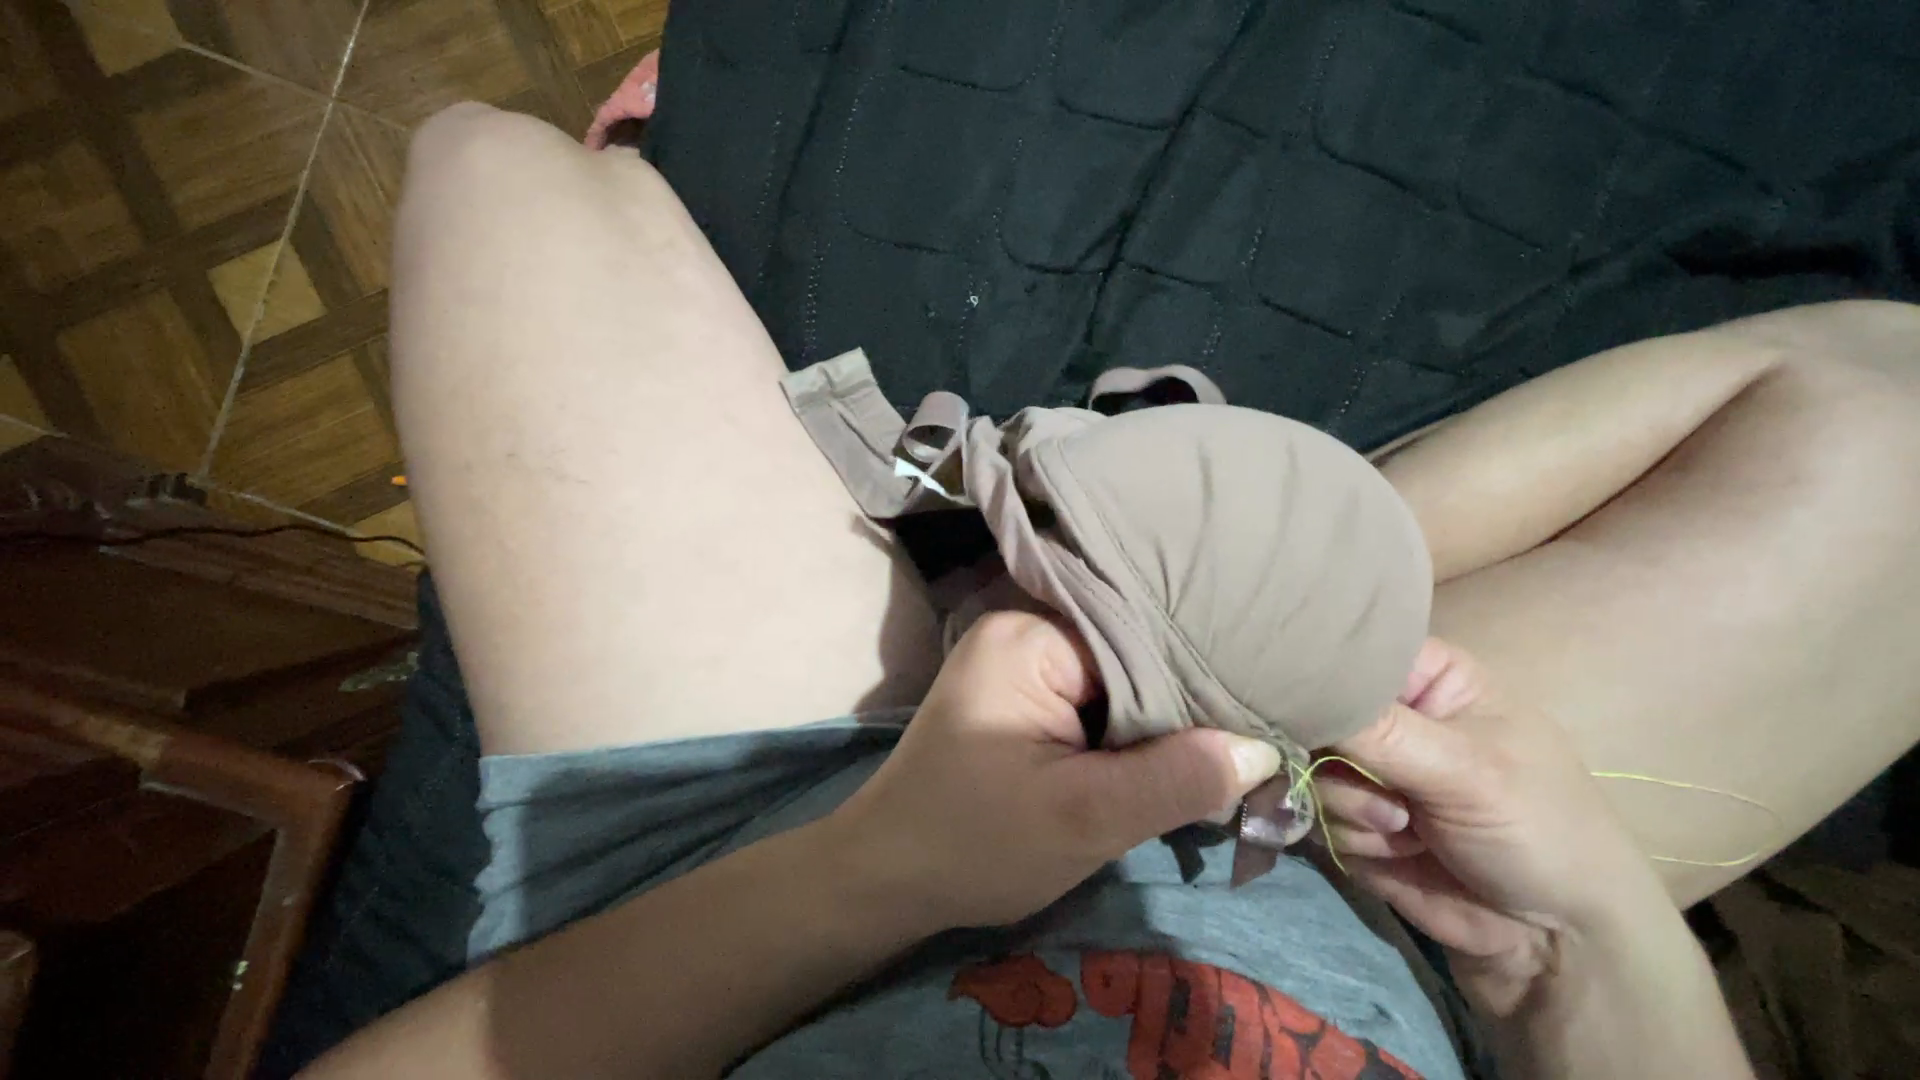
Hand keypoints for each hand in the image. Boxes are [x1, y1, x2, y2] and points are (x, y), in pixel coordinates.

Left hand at [827, 610, 1285, 930]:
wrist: (891, 875)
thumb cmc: (975, 844)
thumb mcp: (1084, 818)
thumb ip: (1175, 780)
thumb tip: (1263, 750)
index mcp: (1029, 636)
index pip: (1143, 643)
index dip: (1199, 689)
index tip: (1258, 726)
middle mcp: (1023, 630)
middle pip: (1132, 661)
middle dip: (1179, 713)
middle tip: (1249, 749)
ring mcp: (1018, 661)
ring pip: (1118, 687)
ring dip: (1155, 729)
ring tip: (1219, 757)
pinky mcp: (1019, 695)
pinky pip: (1094, 704)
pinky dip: (1126, 737)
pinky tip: (1163, 761)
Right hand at [1316, 639, 1671, 1015]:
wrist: (1556, 940)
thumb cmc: (1538, 830)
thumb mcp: (1468, 770)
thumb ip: (1379, 730)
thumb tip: (1296, 693)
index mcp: (1426, 679)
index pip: (1349, 652)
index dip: (1320, 674)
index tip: (1312, 704)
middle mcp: (1388, 717)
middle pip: (1317, 714)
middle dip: (1340, 759)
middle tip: (1387, 791)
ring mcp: (1367, 770)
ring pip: (1311, 768)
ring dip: (1352, 806)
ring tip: (1407, 832)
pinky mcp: (1351, 818)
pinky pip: (1317, 814)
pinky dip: (1353, 836)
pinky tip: (1400, 853)